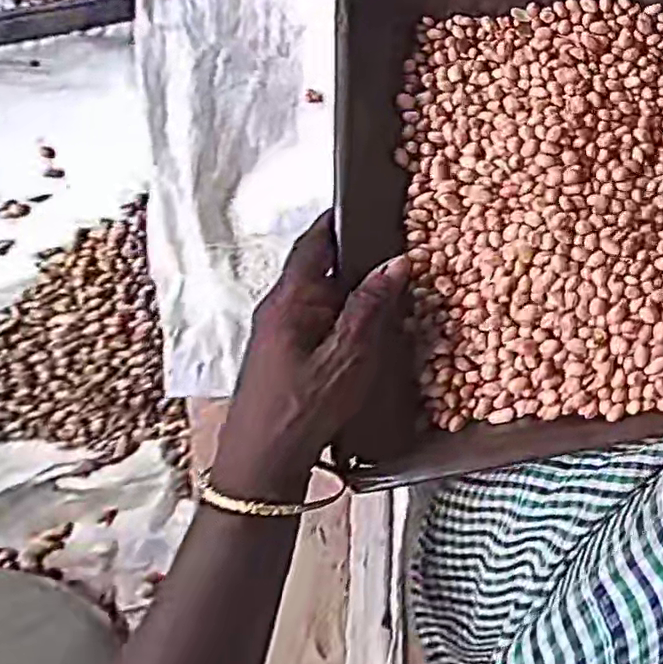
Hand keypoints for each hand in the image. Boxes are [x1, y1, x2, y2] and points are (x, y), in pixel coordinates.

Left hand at [210, 212, 409, 502]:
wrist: (261, 465)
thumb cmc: (303, 407)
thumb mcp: (348, 355)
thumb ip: (371, 306)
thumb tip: (398, 261)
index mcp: (289, 301)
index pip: (314, 244)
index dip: (338, 219)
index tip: (367, 198)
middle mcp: (282, 308)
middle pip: (323, 265)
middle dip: (360, 251)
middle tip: (401, 237)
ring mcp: (284, 329)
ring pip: (327, 291)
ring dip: (359, 282)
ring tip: (399, 273)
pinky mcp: (291, 349)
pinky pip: (327, 313)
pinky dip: (352, 306)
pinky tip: (378, 315)